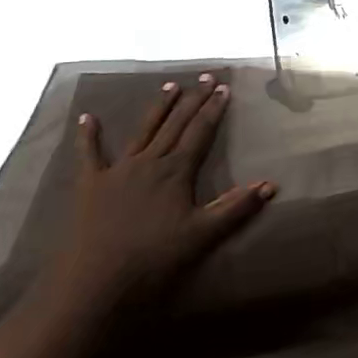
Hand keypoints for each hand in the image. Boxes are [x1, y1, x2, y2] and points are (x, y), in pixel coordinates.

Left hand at [56, 74, 274, 305]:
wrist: (98, 280)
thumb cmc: (154, 259)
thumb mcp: (202, 236)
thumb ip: (236, 208)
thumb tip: (270, 184)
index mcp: (176, 171)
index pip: (200, 132)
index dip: (213, 109)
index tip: (224, 88)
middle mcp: (149, 161)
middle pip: (175, 124)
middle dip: (192, 100)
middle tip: (204, 77)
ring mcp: (118, 169)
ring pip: (143, 130)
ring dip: (158, 107)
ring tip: (170, 86)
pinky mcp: (91, 183)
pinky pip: (89, 154)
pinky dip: (88, 135)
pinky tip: (87, 117)